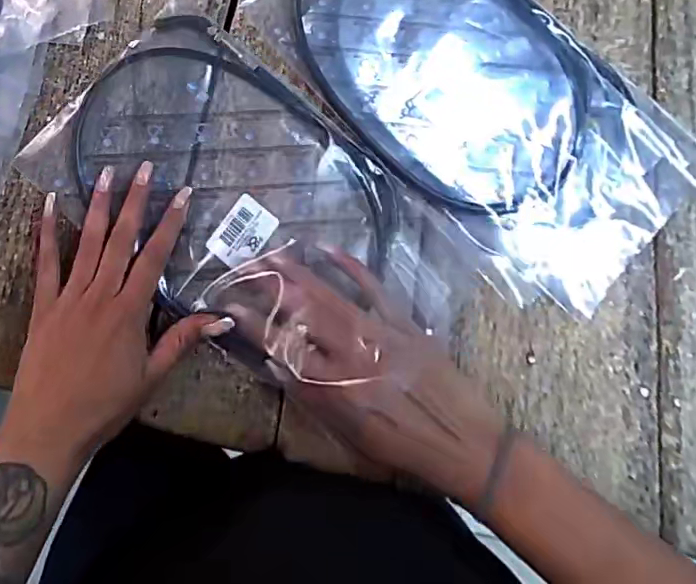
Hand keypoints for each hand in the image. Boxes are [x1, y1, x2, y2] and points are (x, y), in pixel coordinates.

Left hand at [0, 162, 232, 479]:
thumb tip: (223, 318)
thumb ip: (183, 341)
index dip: (170, 223)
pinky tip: (49, 204)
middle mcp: (100, 295)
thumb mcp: (151, 378)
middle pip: (121, 240)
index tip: (180, 193)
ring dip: (98, 206)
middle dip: (135, 201)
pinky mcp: (43, 306)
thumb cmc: (104, 407)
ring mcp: (69, 297)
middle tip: (143, 167)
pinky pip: (45, 263)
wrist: (47, 432)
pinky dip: (47, 232)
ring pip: (87, 243)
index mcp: (129, 311)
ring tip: (105, 173)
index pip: (154, 257)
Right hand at [221, 245, 506, 505]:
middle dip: (267, 286)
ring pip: (328, 295)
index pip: (281, 348)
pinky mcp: (401, 321)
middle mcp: (350, 354)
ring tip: (272, 253)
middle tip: (244, 266)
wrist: (466, 443)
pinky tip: (327, 248)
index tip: (229, 305)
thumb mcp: (351, 436)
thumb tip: (276, 366)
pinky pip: (371, 286)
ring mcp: (377, 332)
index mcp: (334, 387)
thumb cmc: (404, 447)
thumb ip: (312, 399)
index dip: (252, 324)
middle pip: (299, 312)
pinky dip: (349, 265)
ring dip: (297, 271)